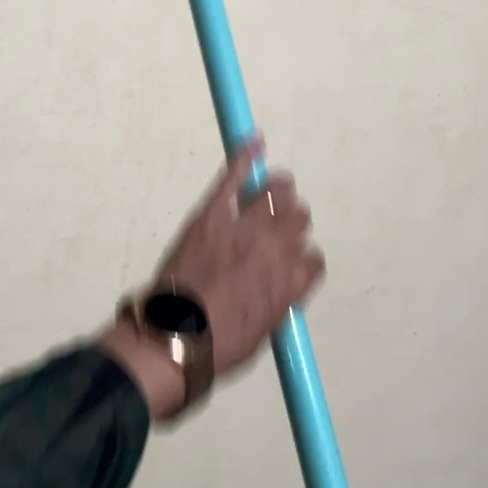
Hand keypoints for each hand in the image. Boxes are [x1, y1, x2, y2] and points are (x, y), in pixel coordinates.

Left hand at [101, 137, 326, 419]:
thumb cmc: (217, 347)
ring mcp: (245, 227)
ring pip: (277, 191)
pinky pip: (235, 176)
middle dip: (290, 221)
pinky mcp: (214, 213)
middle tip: (271, 226)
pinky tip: (254, 140)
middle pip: (298, 218)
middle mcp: (277, 250)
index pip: (313, 260)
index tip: (285, 265)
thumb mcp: (263, 335)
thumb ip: (277, 304)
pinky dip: (245, 155)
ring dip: (276, 190)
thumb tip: (277, 289)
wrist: (173, 338)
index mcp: (291, 284)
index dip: (299, 260)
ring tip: (268, 190)